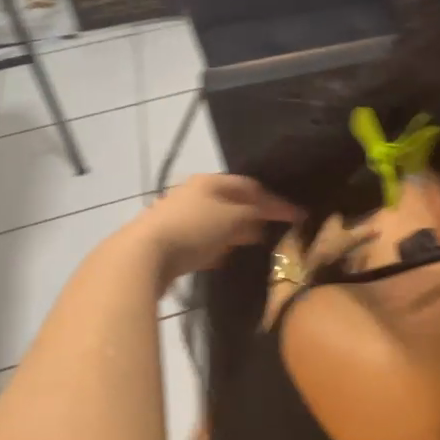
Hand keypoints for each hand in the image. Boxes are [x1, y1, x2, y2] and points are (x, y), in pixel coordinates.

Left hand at [131, 174, 302, 280]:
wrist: (141, 257)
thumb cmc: (192, 229)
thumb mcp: (233, 218)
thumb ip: (255, 214)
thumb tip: (267, 216)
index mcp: (209, 181)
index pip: (250, 186)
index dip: (275, 200)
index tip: (298, 214)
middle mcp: (192, 194)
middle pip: (232, 201)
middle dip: (255, 213)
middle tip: (277, 226)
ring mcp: (178, 218)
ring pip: (216, 221)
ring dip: (236, 231)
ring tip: (255, 243)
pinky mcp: (168, 242)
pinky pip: (202, 241)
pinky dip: (218, 246)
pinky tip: (225, 258)